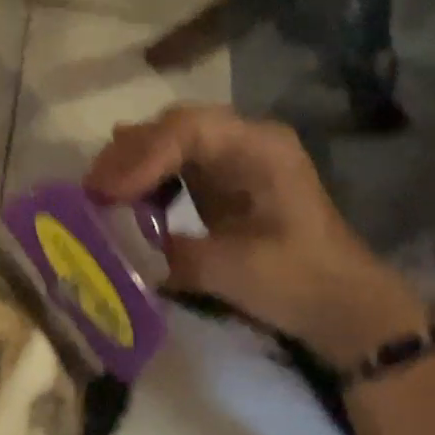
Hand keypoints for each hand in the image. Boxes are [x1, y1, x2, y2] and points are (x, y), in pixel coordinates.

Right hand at [85, 103, 425, 363]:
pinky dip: (146, 180)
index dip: (142, 157)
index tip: (108, 192)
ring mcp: (234, 161)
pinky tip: (122, 197)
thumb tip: (118, 246)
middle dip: (129, 155)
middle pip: (175, 127)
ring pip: (170, 143)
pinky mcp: (223, 184)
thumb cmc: (299, 283)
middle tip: (91, 190)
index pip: (188, 131)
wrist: (343, 306)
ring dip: (132, 164)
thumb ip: (173, 252)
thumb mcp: (233, 270)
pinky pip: (175, 167)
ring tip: (98, 192)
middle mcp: (245, 142)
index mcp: (260, 149)